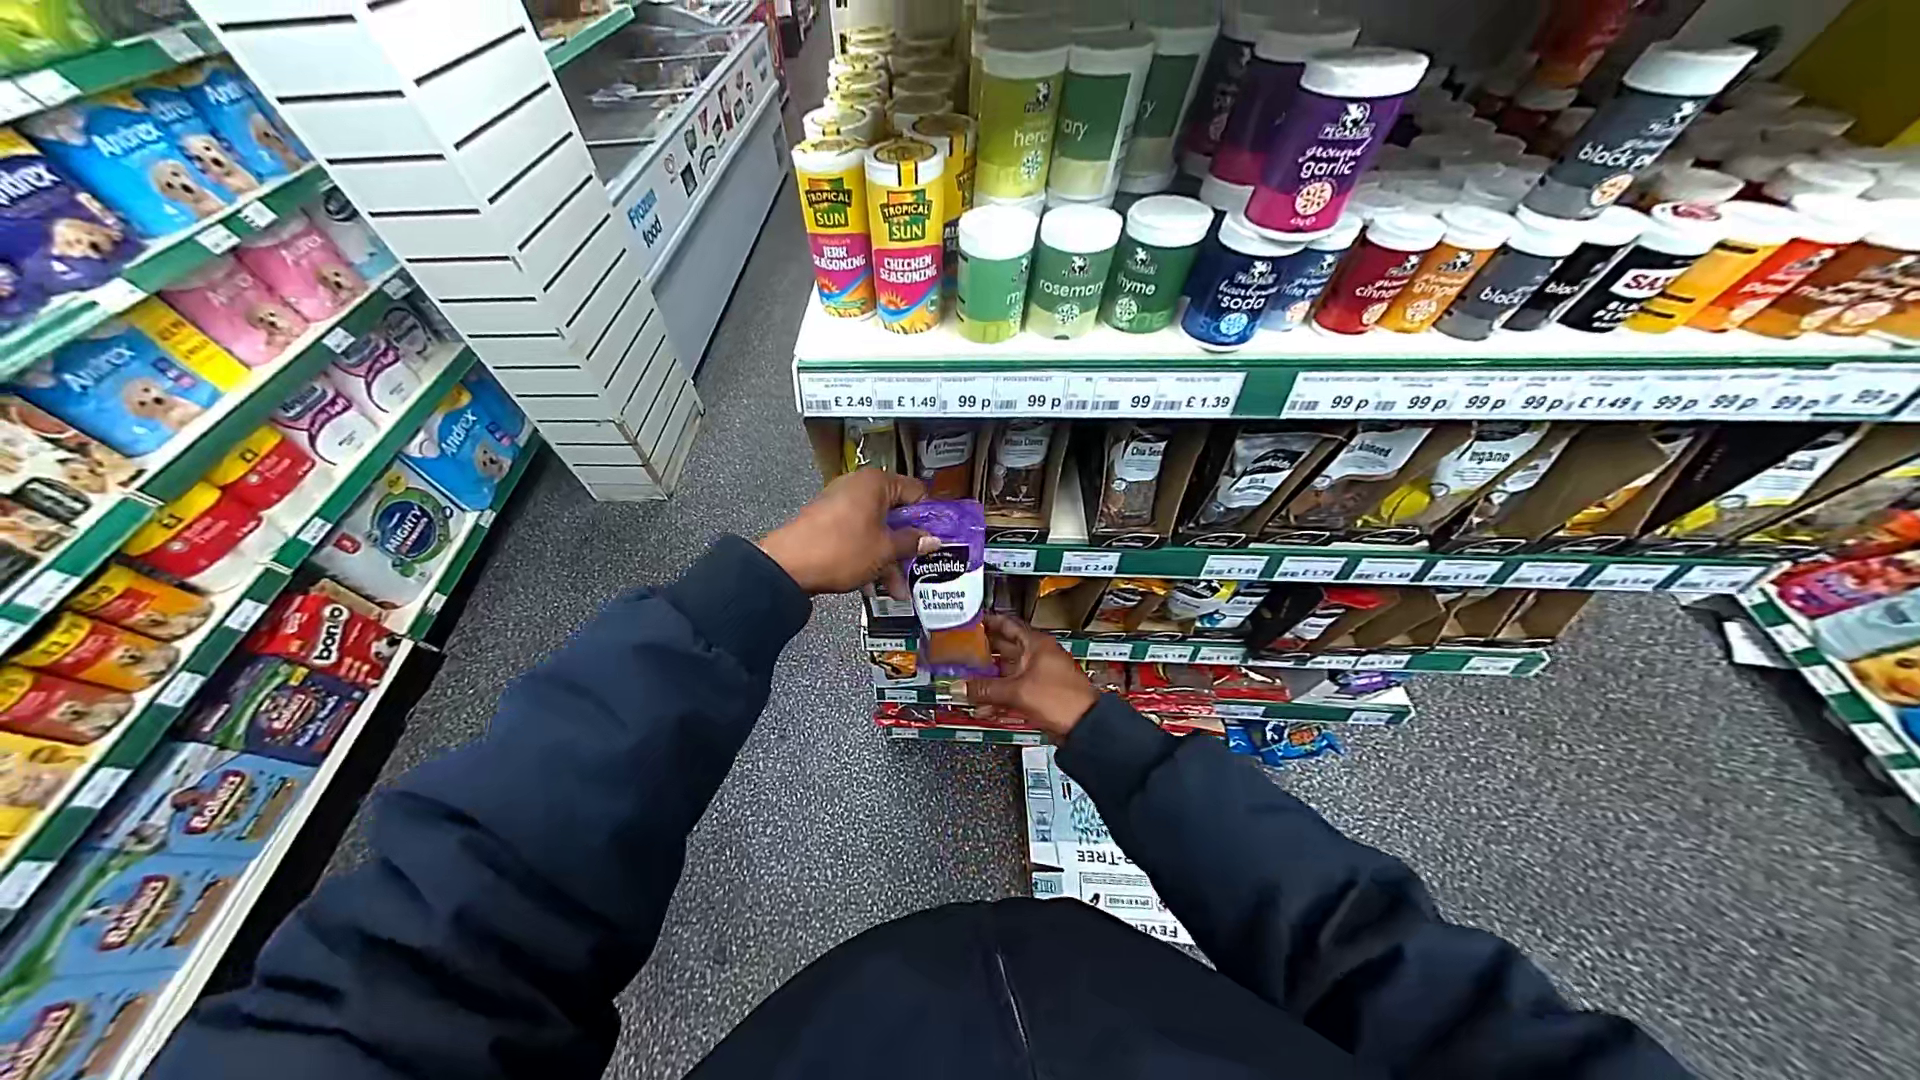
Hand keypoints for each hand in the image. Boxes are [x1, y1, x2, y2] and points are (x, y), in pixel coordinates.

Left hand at [759, 469, 937, 596]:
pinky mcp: (828, 523)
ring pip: (876, 529)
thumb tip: (930, 540)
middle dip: (908, 544)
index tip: (938, 537)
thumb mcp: (885, 550)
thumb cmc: (838, 550)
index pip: (916, 492)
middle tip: (920, 565)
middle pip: (895, 513)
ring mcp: (841, 505)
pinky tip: (873, 584)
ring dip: (889, 558)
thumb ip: (912, 542)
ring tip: (897, 588)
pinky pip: (858, 537)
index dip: (929, 517)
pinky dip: (868, 557)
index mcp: (876, 483)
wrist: (788, 566)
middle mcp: (858, 487)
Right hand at [955, 615, 1099, 739]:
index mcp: (1036, 644)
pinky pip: (1013, 690)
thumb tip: (962, 688)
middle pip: (1005, 649)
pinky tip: (984, 706)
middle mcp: (1037, 656)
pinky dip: (999, 696)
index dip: (989, 622)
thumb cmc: (1063, 699)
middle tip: (963, 652)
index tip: (973, 622)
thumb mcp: (1017, 691)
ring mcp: (1038, 675)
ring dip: (988, 679)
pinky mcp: (1038, 694)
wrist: (1084, 727)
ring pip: (1007, 672)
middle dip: (983, 653)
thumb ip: (986, 689)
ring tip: (968, 682)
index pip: (1008, 625)